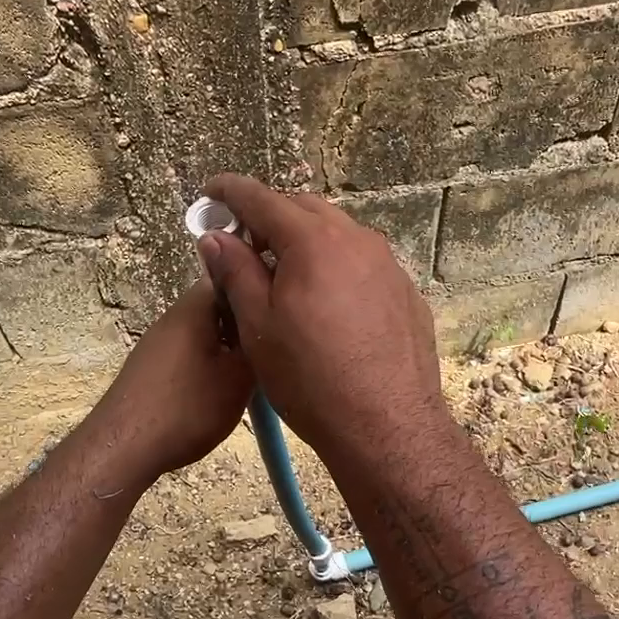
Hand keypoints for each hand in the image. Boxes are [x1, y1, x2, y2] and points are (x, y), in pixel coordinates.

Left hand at [84, 279, 253, 485]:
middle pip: (220, 308)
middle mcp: (173, 316)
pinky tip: (221, 394)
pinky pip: (191, 356)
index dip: (260, 290)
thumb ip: (257, 341)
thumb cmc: (188, 406)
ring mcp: (159, 343)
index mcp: (195, 306)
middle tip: (273, 350)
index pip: (233, 276)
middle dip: (247, 326)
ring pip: (206, 335)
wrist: (125, 447)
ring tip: (252, 376)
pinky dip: (210, 368)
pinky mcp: (152, 369)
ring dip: (229, 350)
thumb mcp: (239, 375)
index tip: (283, 314)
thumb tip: (271, 319)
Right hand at [197, 174, 446, 463]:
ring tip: (285, 278)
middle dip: (270, 217)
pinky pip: (364, 265)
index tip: (211, 193)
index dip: (231, 192)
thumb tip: (215, 237)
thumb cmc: (310, 380)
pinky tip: (328, 306)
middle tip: (245, 245)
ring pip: (339, 235)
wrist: (386, 427)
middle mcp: (357, 240)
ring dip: (307, 242)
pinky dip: (338, 268)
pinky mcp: (407, 293)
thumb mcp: (258, 327)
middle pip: (305, 210)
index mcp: (314, 241)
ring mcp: (389, 265)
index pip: (263, 199)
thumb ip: (235, 272)